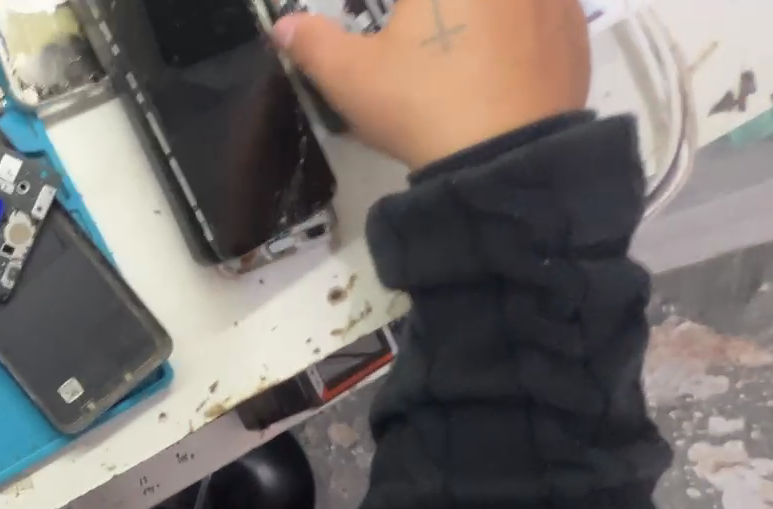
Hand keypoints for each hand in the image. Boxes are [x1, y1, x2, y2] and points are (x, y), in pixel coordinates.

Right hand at [273, 0, 590, 169]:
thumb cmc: (416, 100)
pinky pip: (534, 10)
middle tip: (404, 33)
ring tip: (444, 54)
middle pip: (444, 2)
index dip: (384, 10)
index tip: (377, 23)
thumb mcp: (348, 77)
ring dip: (467, 19)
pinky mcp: (571, 19)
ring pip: (492, 6)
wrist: (499, 148)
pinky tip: (483, 64)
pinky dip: (507, 27)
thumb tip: (284, 24)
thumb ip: (314, 43)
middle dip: (421, 14)